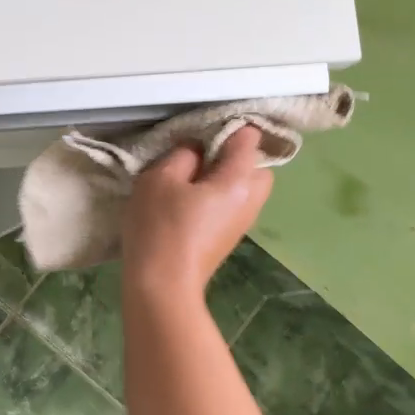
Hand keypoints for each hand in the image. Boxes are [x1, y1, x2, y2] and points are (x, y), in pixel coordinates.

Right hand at [122, 127, 272, 299]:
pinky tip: (188, 210)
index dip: (224, 128)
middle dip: (231, 158)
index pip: (248, 136)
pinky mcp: (229, 239)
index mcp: (240, 178)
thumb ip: (182, 155)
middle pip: (255, 163)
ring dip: (223, 181)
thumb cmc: (160, 229)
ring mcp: (243, 222)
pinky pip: (232, 206)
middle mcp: (251, 198)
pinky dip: (217, 201)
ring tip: (188, 188)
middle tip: (196, 164)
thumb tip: (196, 150)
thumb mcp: (158, 179)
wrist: (162, 286)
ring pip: (244, 187)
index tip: (197, 136)